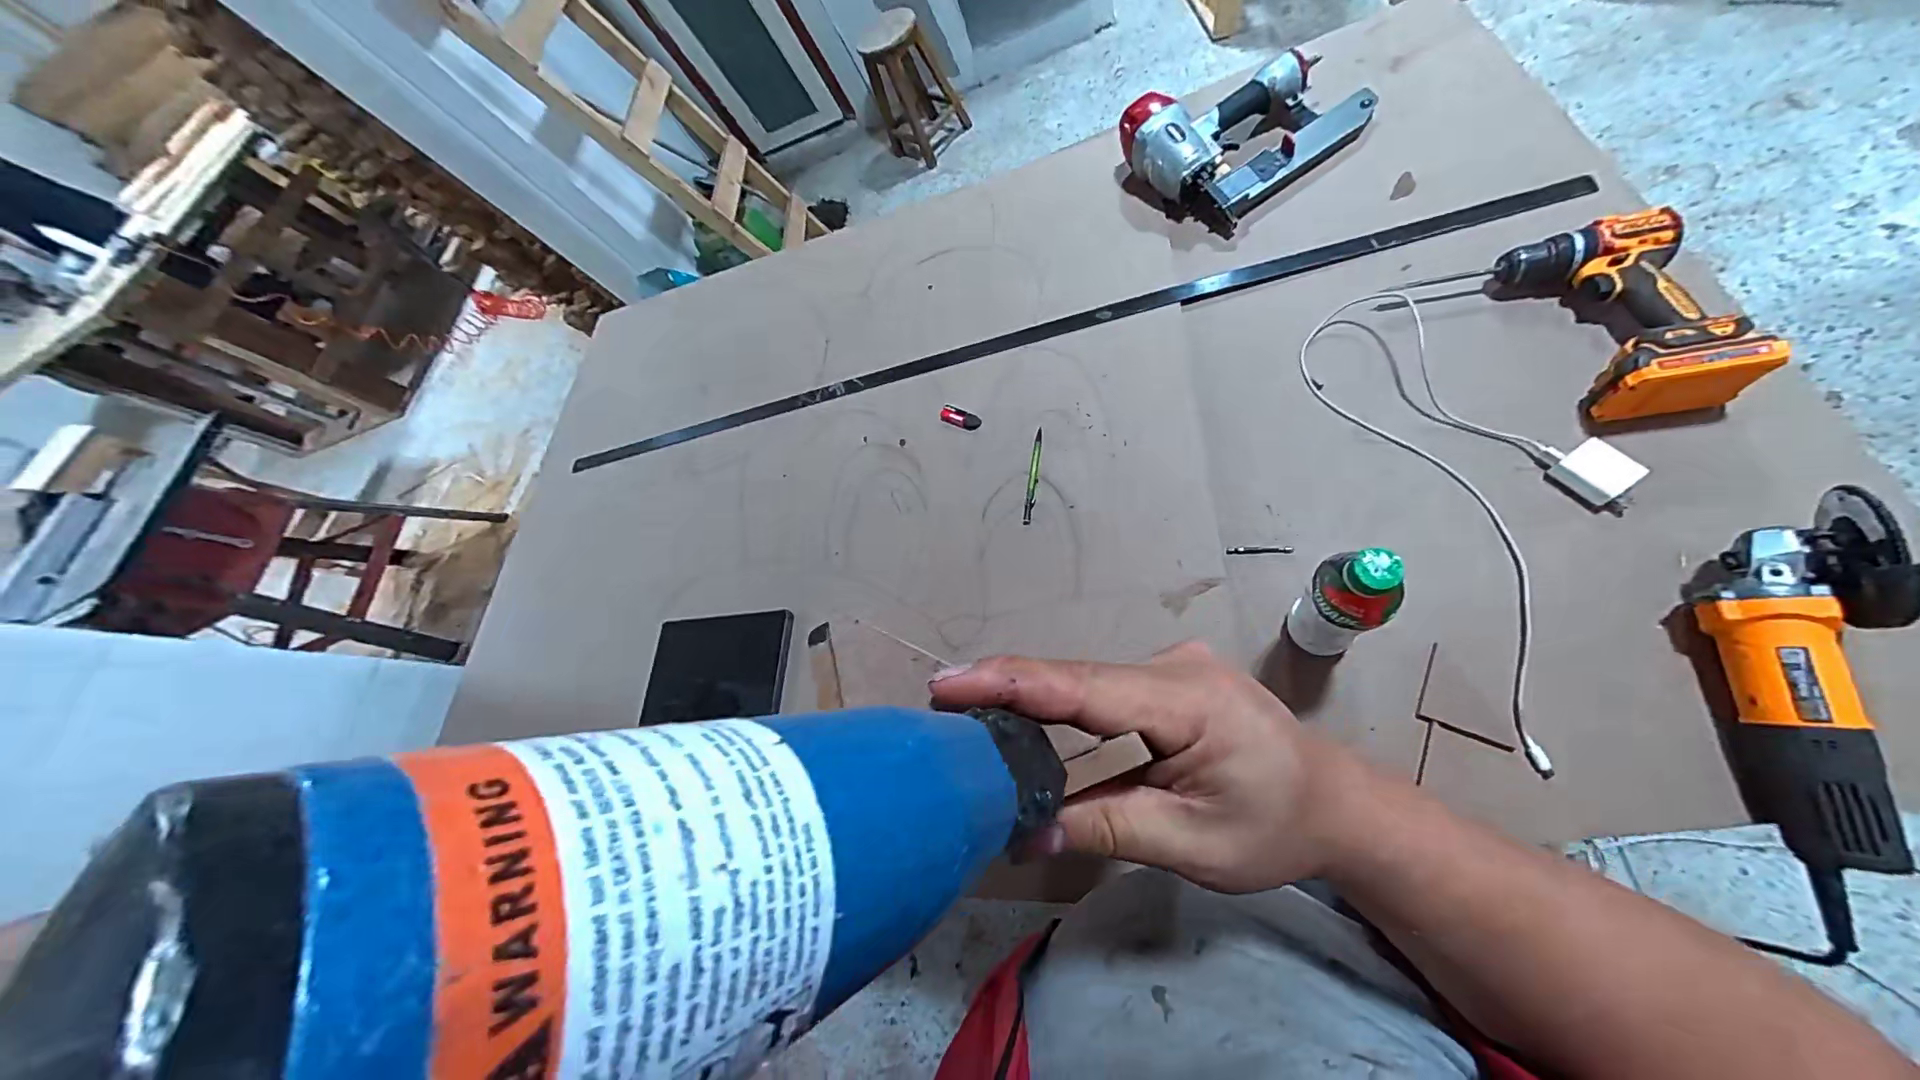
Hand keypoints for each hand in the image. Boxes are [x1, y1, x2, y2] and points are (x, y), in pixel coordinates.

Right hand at [929, 642, 1361, 892]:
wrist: (1336, 801)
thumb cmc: (1276, 827)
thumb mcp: (1195, 844)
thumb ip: (1109, 828)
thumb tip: (1026, 830)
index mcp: (1188, 701)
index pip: (1084, 687)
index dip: (1012, 682)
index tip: (950, 683)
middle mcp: (1174, 666)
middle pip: (1076, 679)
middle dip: (1008, 691)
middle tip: (943, 707)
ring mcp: (1171, 665)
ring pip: (1085, 683)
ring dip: (1031, 701)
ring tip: (971, 717)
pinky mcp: (1165, 678)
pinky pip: (1101, 690)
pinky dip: (1060, 707)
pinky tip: (1027, 722)